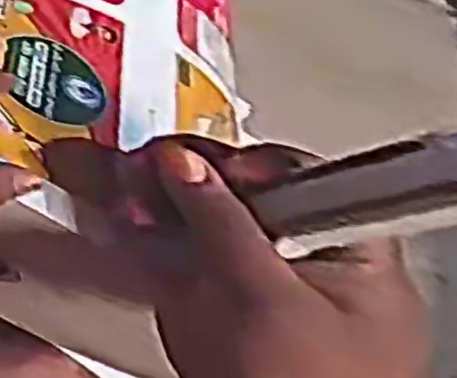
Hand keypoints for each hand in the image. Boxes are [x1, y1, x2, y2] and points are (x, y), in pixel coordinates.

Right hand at [56, 138, 428, 377]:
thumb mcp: (264, 295)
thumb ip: (220, 219)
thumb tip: (180, 160)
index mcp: (345, 256)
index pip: (299, 178)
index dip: (244, 163)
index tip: (198, 165)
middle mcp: (290, 252)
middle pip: (227, 182)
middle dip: (174, 170)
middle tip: (145, 171)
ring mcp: (237, 265)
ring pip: (182, 201)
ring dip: (141, 186)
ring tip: (123, 192)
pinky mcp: (194, 278)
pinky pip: (156, 228)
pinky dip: (127, 211)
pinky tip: (111, 207)